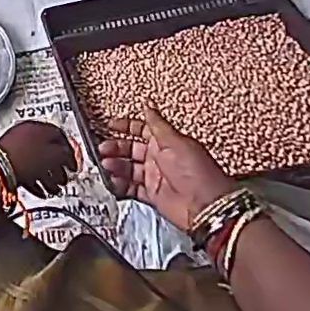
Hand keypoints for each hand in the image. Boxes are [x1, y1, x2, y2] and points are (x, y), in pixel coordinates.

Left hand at [0, 121, 77, 196]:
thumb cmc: (25, 159)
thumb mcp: (54, 157)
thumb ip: (65, 155)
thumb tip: (68, 157)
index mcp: (37, 127)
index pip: (59, 136)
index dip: (69, 153)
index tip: (73, 166)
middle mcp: (24, 133)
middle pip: (47, 150)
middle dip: (57, 167)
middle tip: (63, 179)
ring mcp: (13, 146)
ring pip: (36, 161)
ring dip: (47, 176)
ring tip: (53, 189)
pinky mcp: (4, 160)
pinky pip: (24, 169)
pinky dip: (34, 180)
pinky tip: (39, 191)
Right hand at [97, 107, 234, 233]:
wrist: (206, 206)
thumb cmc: (198, 173)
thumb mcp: (174, 141)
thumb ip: (157, 123)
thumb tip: (148, 104)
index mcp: (166, 142)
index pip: (141, 129)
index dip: (125, 125)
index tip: (110, 124)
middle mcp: (160, 158)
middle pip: (131, 148)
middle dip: (116, 146)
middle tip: (103, 147)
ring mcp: (156, 176)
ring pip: (128, 168)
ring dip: (116, 165)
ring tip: (106, 164)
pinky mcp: (153, 194)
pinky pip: (131, 188)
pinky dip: (121, 185)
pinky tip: (113, 181)